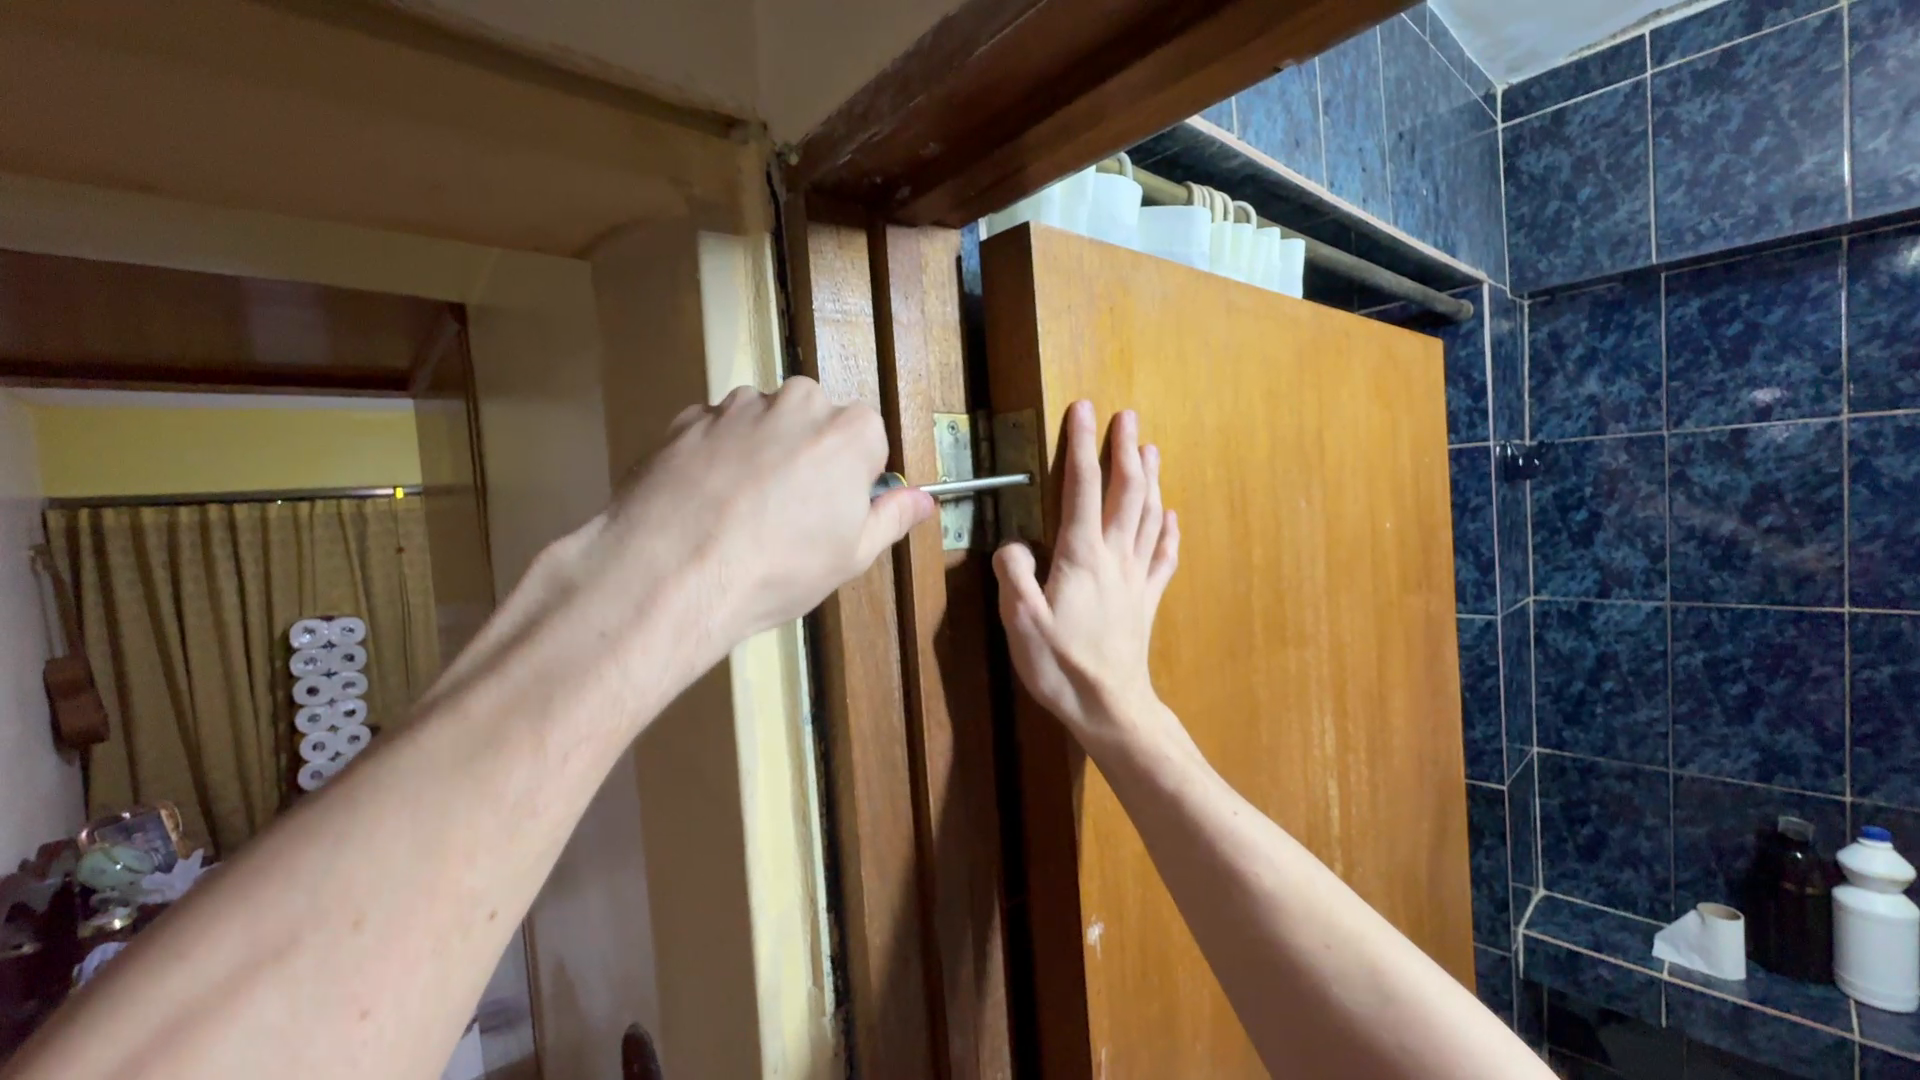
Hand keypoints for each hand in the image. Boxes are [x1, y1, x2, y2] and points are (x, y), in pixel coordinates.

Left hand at [492, 379, 932, 685]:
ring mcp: (736, 405)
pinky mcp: (686, 417)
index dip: (854, 479)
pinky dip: (717, 457)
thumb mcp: (851, 556)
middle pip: (815, 421)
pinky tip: (705, 504)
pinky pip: (717, 431)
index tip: (834, 514)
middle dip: (808, 456)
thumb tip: (924, 500)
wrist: (671, 573)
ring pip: (764, 423)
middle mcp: (796, 401)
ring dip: (761, 453)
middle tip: (788, 514)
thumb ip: (891, 517)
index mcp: (848, 431)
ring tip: (739, 513)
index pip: (869, 440)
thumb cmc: (777, 569)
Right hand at [994, 402, 1180, 748]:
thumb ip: (1013, 575)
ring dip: (1150, 479)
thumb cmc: (1062, 666)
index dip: (1082, 446)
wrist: (1111, 707)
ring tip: (1150, 449)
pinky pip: (1163, 557)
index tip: (1085, 410)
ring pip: (1149, 516)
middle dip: (1125, 450)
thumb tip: (1012, 546)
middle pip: (1126, 492)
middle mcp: (1114, 558)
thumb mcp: (1021, 621)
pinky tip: (1172, 517)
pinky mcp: (1146, 601)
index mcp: (1081, 557)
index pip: (1082, 488)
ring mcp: (1136, 578)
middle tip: (1127, 417)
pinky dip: (1169, 531)